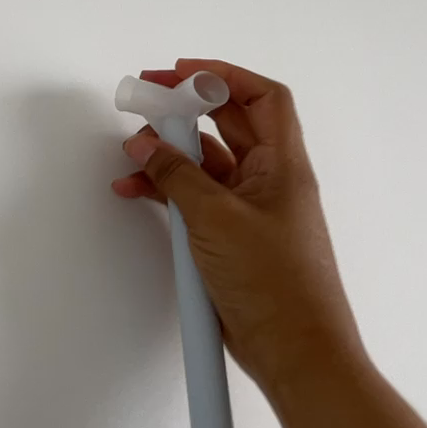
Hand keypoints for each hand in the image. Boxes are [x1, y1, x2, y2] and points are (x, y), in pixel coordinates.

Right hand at [111, 59, 365, 393]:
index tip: (178, 73)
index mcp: (282, 166)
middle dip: (184, 106)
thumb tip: (144, 144)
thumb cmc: (273, 282)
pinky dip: (162, 186)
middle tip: (143, 98)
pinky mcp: (226, 233)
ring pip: (202, 159)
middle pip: (226, 123)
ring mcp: (246, 207)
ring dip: (166, 151)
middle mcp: (266, 179)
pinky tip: (134, 189)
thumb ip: (176, 174)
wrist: (294, 354)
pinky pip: (191, 193)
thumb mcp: (216, 217)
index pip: (262, 98)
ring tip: (132, 154)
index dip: (223, 76)